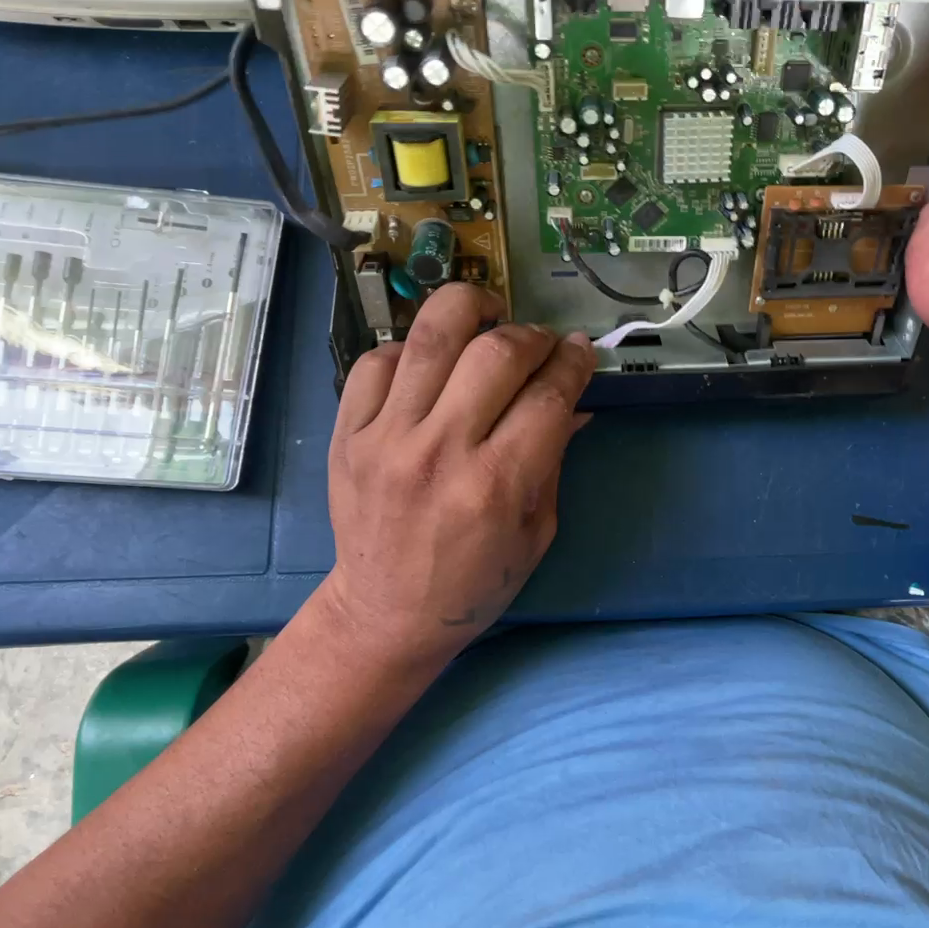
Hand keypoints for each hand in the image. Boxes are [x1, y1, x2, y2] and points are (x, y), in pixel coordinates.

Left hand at [317, 285, 594, 662]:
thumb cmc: (475, 582)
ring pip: (432, 337)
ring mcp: (385, 438)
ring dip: (472, 313)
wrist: (386, 614)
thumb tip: (575, 399)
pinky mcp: (348, 434)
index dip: (574, 362)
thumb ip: (555, 459)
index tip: (581, 350)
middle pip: (496, 354)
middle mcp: (440, 452)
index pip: (547, 395)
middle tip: (540, 345)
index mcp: (496, 486)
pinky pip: (378, 359)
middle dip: (532, 336)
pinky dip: (413, 347)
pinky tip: (433, 361)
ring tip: (488, 320)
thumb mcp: (537, 531)